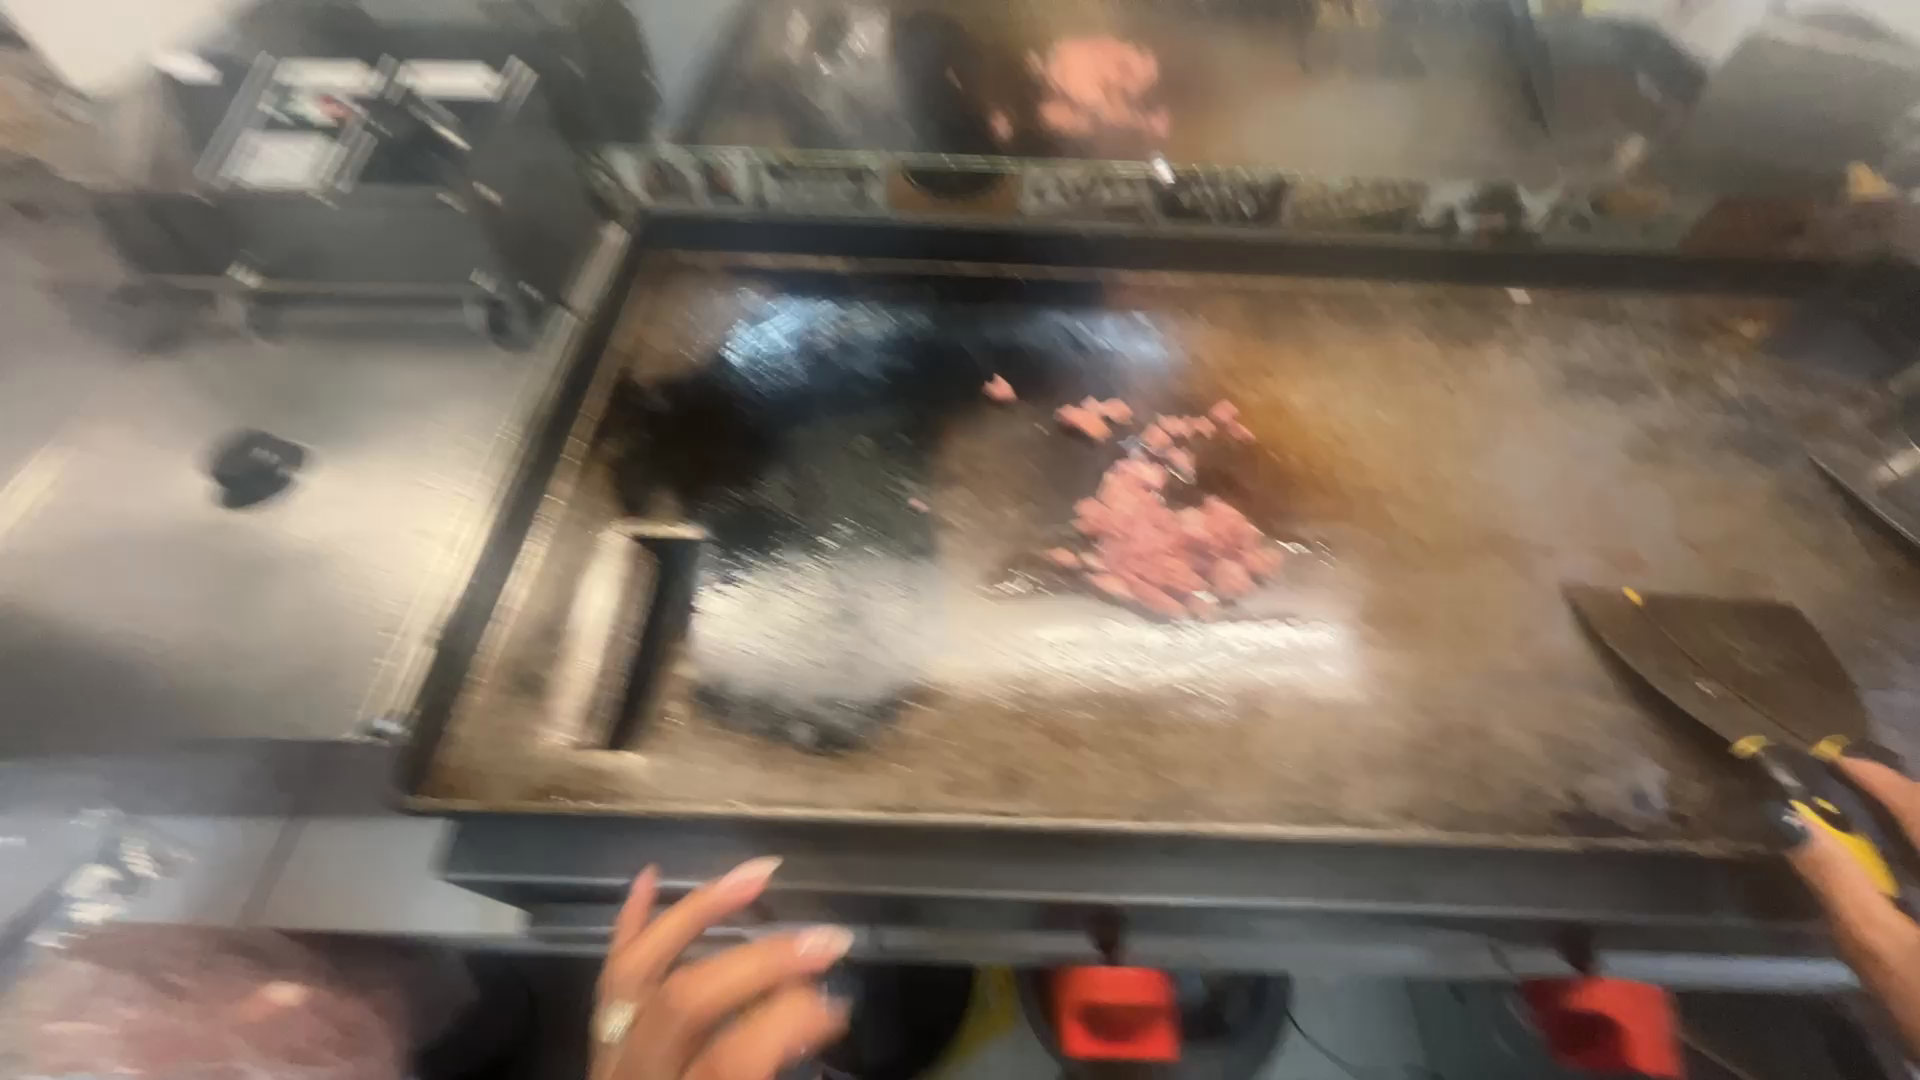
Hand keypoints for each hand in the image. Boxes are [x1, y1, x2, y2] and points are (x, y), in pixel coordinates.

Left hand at [593, 857, 852, 1079]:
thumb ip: (776, 1072)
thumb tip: (827, 1020)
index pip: (730, 1056)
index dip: (790, 1020)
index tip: (841, 1007)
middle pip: (686, 1000)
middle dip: (764, 959)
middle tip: (828, 940)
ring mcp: (606, 1063)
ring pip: (639, 973)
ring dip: (700, 913)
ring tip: (757, 875)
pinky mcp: (600, 1052)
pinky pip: (608, 982)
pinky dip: (630, 926)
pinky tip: (653, 876)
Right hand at [1783, 754, 1919, 1056]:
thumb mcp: (1875, 941)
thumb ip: (1833, 874)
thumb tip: (1783, 814)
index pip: (1919, 807)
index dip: (1878, 779)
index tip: (1834, 760)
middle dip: (1900, 798)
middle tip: (1850, 787)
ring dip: (1911, 824)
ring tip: (1876, 818)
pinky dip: (1915, 849)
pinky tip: (1903, 861)